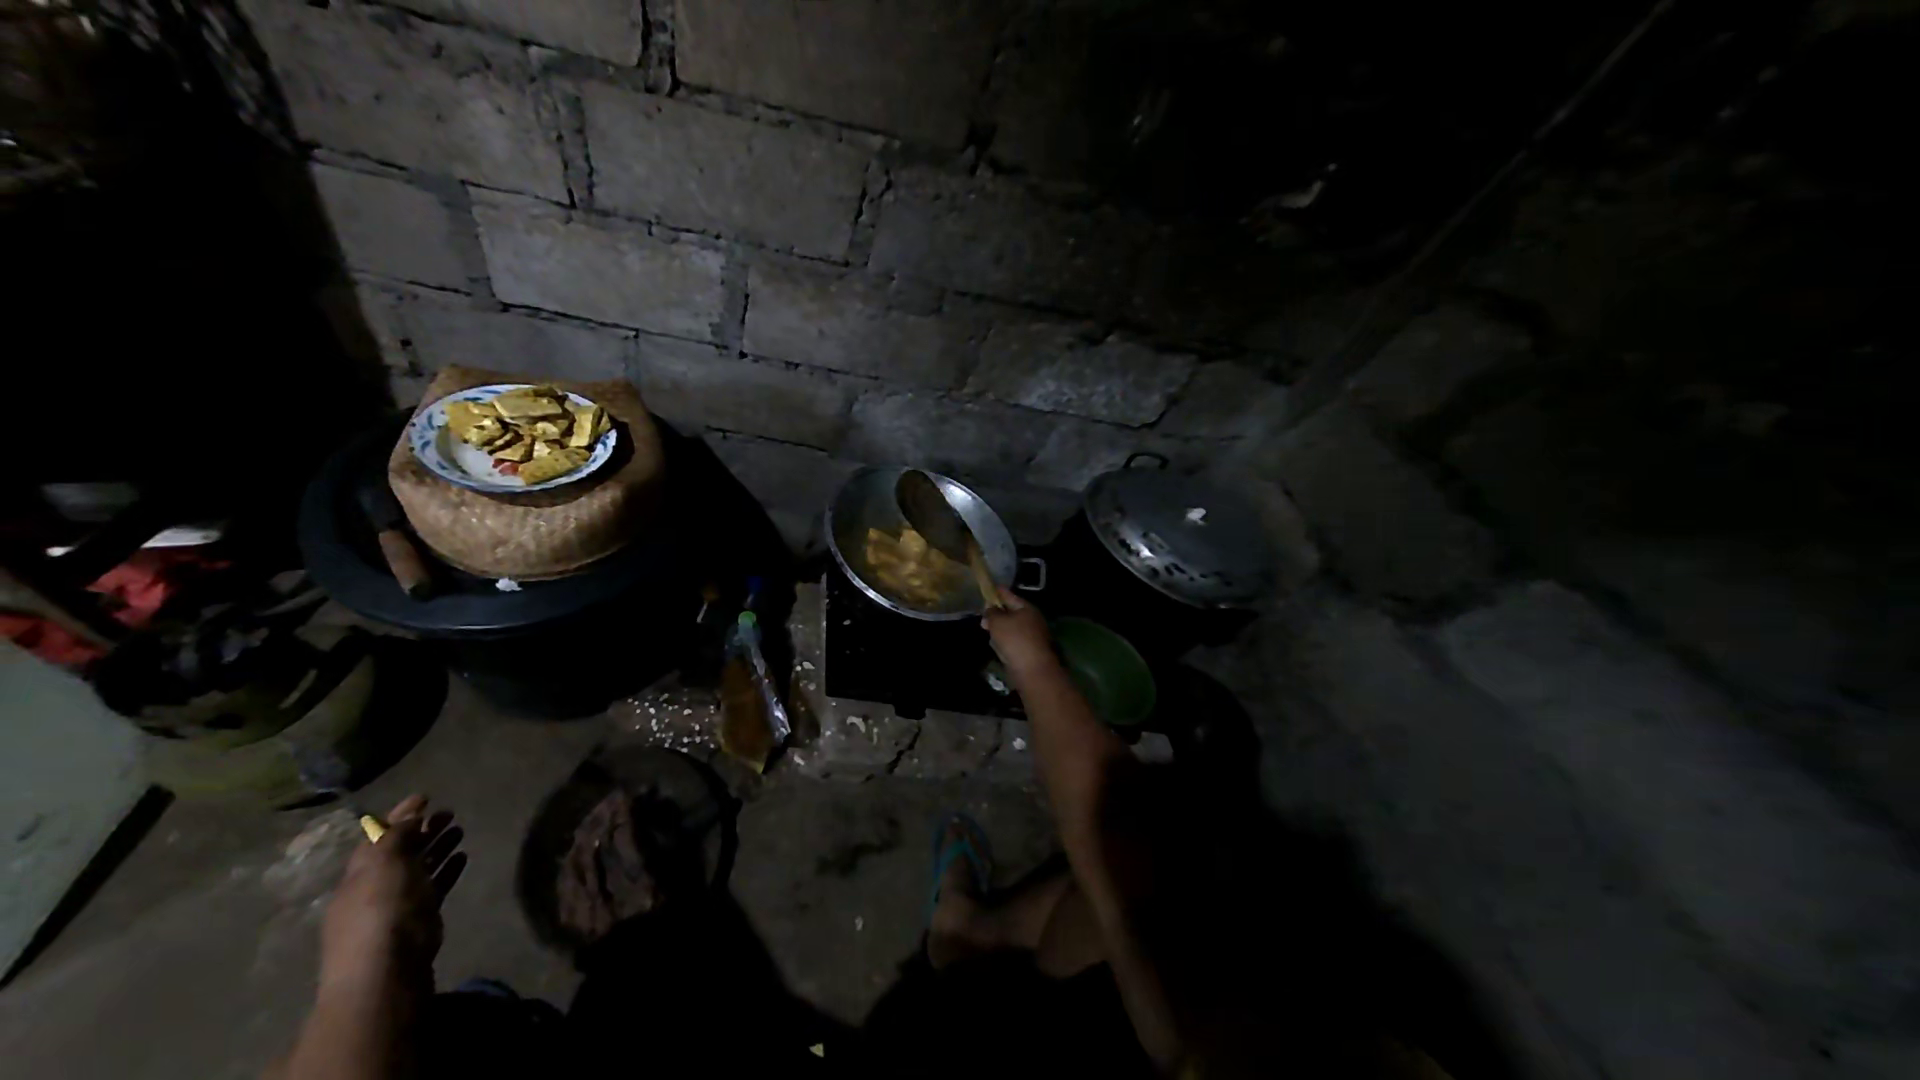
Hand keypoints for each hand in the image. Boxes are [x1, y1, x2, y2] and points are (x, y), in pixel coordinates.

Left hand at [318, 795, 464, 996]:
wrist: (388, 966)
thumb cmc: (381, 908)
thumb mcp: (384, 863)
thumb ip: (395, 836)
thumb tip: (409, 813)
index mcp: (360, 873)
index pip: (379, 838)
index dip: (400, 816)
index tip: (426, 797)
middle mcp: (376, 886)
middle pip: (402, 852)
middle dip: (423, 830)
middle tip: (450, 812)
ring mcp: (399, 903)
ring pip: (420, 867)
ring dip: (438, 847)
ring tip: (460, 829)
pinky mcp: (421, 917)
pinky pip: (435, 886)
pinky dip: (448, 869)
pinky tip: (463, 856)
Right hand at [982, 587, 1055, 679]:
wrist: (1032, 669)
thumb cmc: (1014, 639)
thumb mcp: (998, 622)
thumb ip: (991, 612)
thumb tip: (990, 608)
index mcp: (1027, 608)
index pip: (1009, 595)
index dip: (997, 592)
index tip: (987, 588)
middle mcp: (1031, 620)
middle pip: (1010, 612)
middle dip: (996, 612)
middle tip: (983, 615)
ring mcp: (1031, 635)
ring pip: (1011, 627)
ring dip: (999, 627)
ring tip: (986, 628)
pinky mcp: (1028, 650)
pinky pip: (1012, 640)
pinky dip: (1004, 640)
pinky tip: (996, 644)